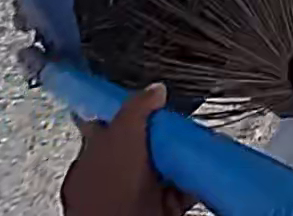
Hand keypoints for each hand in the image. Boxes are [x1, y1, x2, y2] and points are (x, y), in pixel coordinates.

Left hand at [61, 83, 191, 215]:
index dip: (128, 107)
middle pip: (140, 143)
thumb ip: (136, 107)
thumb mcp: (123, 134)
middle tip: (178, 120)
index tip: (150, 94)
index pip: (107, 122)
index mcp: (90, 159)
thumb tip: (155, 89)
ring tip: (194, 139)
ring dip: (180, 154)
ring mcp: (134, 197)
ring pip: (162, 165)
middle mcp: (111, 178)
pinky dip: (193, 177)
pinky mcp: (158, 211)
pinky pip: (180, 187)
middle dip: (162, 132)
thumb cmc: (109, 192)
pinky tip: (202, 162)